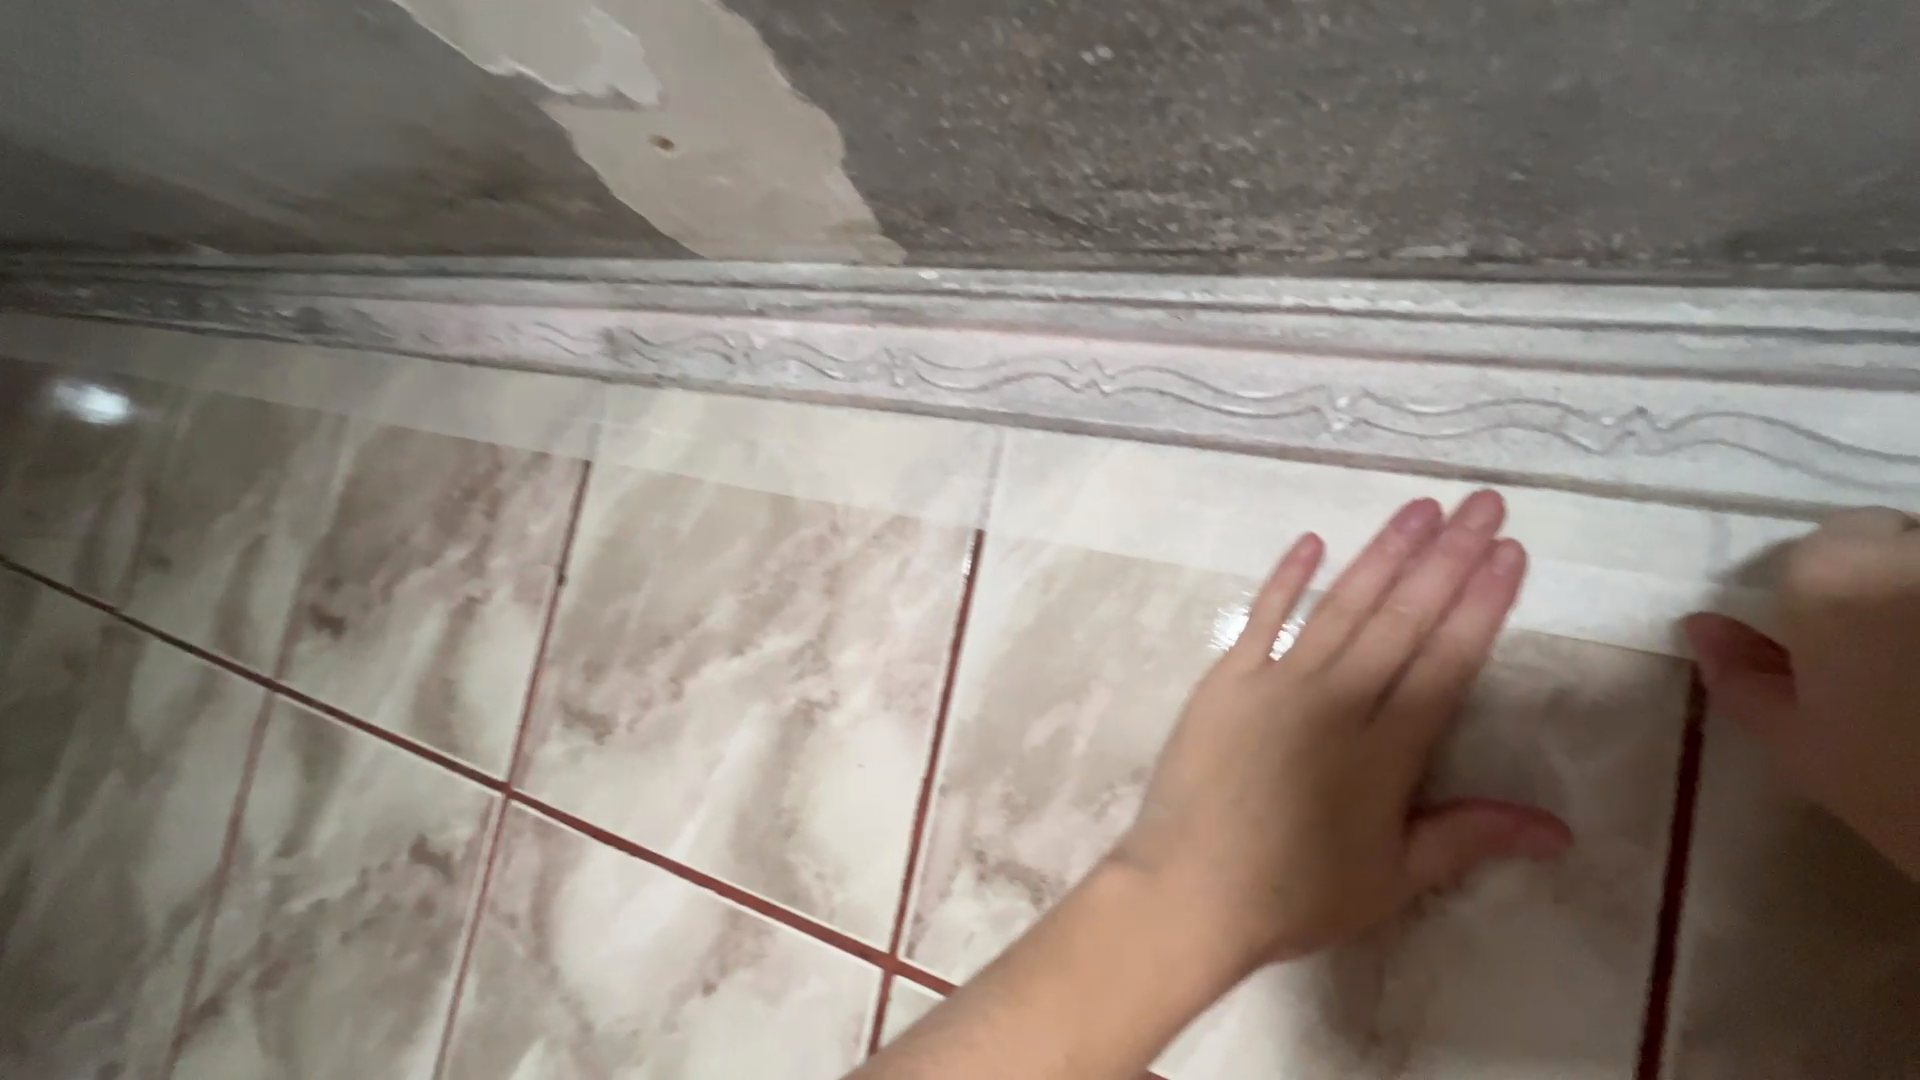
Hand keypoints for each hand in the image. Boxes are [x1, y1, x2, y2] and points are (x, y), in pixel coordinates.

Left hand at [1108, 490, 1570, 975]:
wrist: (1189, 888)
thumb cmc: (1294, 892)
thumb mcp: (1392, 878)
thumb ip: (1469, 838)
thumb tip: (1559, 827)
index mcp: (1387, 749)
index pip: (1448, 660)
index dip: (1483, 603)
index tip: (1510, 552)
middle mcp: (1336, 700)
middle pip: (1402, 618)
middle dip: (1447, 558)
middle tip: (1483, 503)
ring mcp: (1275, 682)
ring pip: (1339, 606)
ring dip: (1382, 555)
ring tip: (1419, 508)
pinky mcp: (1225, 680)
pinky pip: (1261, 619)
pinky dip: (1285, 579)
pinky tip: (1310, 541)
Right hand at [1685, 506, 1919, 880]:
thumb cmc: (1908, 790)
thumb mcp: (1805, 746)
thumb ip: (1745, 677)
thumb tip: (1706, 627)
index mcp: (1838, 578)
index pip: (1843, 532)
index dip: (1840, 576)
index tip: (1842, 628)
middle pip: (1915, 542)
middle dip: (1903, 579)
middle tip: (1902, 645)